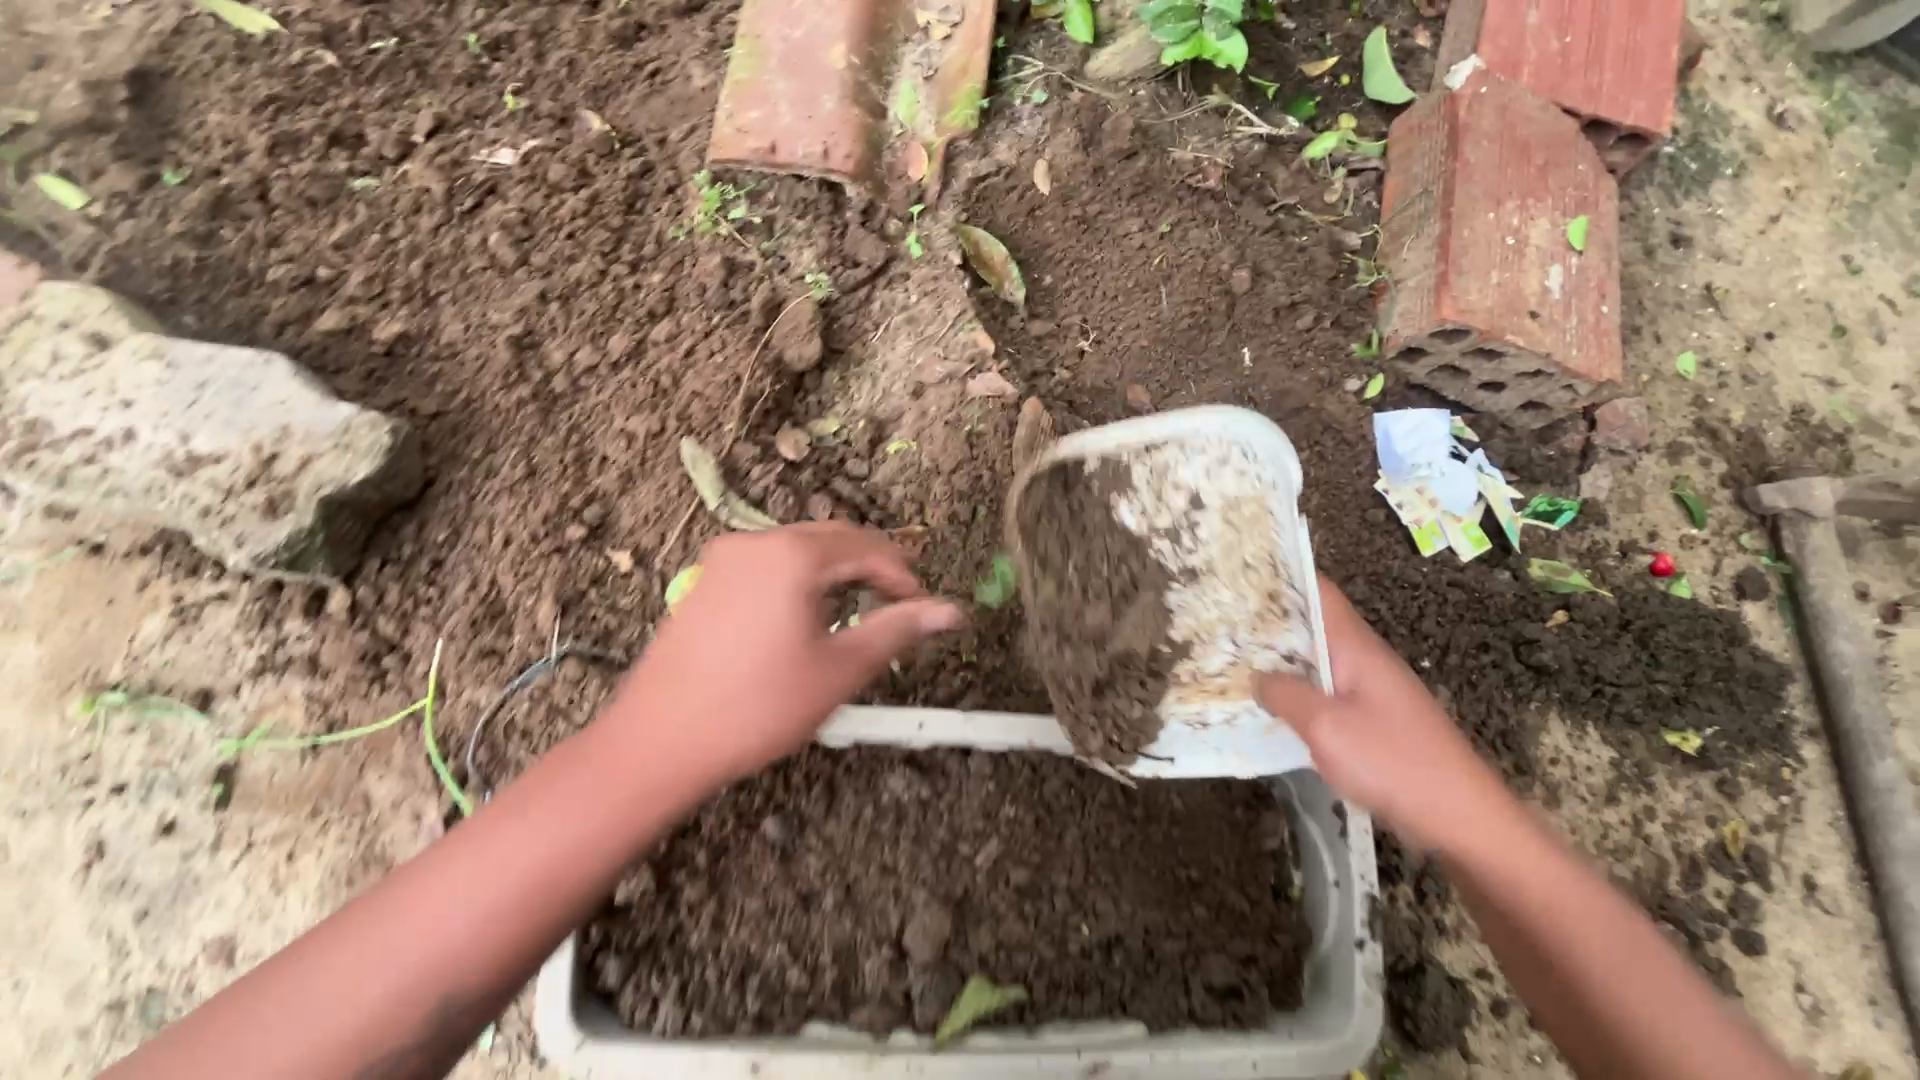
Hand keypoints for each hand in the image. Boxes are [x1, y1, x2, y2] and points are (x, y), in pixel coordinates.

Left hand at [605, 524, 963, 786]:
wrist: (658, 742)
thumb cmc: (756, 708)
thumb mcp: (839, 670)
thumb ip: (897, 631)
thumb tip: (950, 610)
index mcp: (791, 555)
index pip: (866, 546)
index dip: (902, 573)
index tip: (921, 605)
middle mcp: (755, 544)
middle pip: (830, 539)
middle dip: (871, 566)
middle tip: (899, 603)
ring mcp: (723, 561)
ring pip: (797, 551)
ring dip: (835, 573)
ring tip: (859, 611)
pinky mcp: (704, 584)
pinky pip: (767, 567)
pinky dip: (799, 582)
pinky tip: (807, 618)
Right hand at [1256, 575, 1510, 852]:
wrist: (1460, 817)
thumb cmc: (1393, 762)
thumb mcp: (1325, 727)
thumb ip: (1284, 695)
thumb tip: (1256, 678)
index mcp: (1355, 647)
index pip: (1318, 591)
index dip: (1280, 578)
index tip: (1238, 578)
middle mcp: (1363, 659)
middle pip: (1312, 625)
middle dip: (1269, 622)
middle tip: (1219, 624)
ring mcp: (1370, 690)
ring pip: (1315, 661)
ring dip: (1279, 660)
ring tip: (1231, 661)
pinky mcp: (1372, 720)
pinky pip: (1324, 693)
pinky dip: (1295, 692)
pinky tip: (1269, 708)